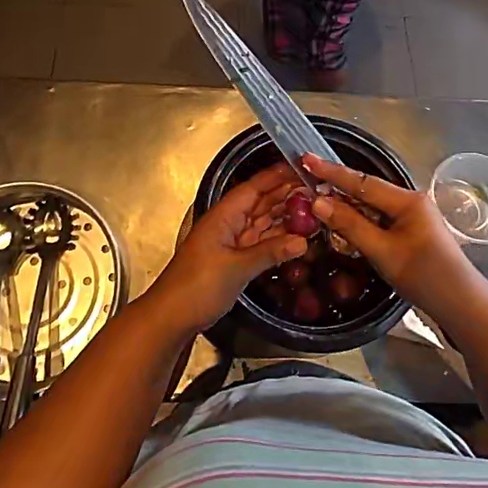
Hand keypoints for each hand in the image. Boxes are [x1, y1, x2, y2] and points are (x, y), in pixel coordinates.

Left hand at [145, 164, 308, 335]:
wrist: (170, 318)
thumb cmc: (195, 288)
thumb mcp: (236, 268)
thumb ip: (270, 252)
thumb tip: (302, 241)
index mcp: (223, 216)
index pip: (254, 187)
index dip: (277, 176)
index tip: (301, 169)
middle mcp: (227, 224)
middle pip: (260, 203)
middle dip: (286, 195)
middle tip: (316, 190)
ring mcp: (231, 242)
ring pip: (262, 222)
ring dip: (285, 216)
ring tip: (313, 209)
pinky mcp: (234, 260)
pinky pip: (260, 242)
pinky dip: (278, 238)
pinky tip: (296, 237)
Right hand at [303, 154, 487, 316]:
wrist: (462, 304)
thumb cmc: (426, 277)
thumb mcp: (383, 252)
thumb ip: (350, 225)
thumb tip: (319, 203)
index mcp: (408, 200)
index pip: (362, 182)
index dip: (331, 172)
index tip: (306, 158)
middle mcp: (411, 202)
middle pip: (367, 191)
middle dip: (336, 187)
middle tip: (305, 182)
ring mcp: (413, 217)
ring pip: (372, 206)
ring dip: (346, 207)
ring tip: (316, 204)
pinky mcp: (411, 233)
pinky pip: (379, 220)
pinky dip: (359, 222)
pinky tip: (342, 226)